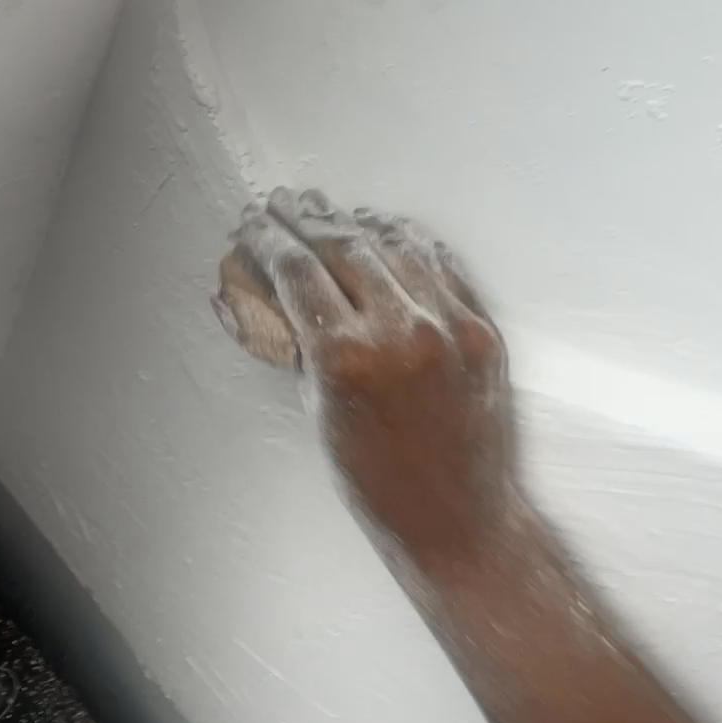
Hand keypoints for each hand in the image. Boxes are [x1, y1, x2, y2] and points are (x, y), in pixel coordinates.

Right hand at [213, 188, 515, 573]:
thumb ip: (284, 340)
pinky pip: (438, 264)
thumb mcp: (312, 405)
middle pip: (342, 246)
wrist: (458, 521)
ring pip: (392, 244)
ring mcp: (450, 327)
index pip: (297, 271)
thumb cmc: (369, 476)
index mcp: (346, 357)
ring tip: (323, 207)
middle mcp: (401, 331)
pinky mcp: (482, 331)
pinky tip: (379, 227)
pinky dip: (404, 239)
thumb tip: (238, 294)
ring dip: (351, 220)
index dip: (267, 239)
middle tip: (281, 201)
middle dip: (304, 218)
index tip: (252, 222)